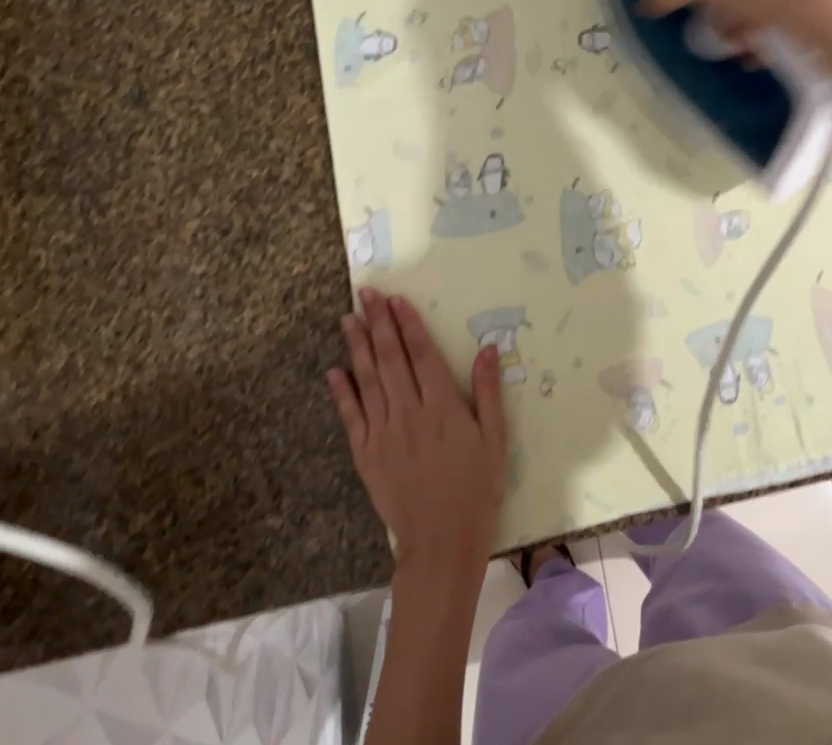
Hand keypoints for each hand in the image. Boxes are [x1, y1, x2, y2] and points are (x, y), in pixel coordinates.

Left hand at [329, 288, 507, 578]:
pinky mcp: (366, 454)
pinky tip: (335, 370)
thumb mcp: (496, 438)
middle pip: (390, 359)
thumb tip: (488, 348)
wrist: (442, 538)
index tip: (396, 299)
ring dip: (356, 347)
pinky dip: (342, 392)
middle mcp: (410, 412)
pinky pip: (351, 416)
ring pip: (367, 380)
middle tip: (366, 293)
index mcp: (444, 406)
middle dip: (378, 323)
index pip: (422, 354)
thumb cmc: (477, 487)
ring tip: (347, 318)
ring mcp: (384, 432)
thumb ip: (490, 391)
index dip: (408, 324)